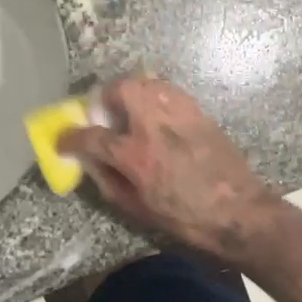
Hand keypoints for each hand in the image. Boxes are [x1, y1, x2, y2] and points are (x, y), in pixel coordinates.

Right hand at [58, 77, 287, 261]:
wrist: (237, 213)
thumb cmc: (184, 218)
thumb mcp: (136, 209)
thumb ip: (107, 182)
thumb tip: (90, 163)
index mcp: (136, 155)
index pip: (91, 136)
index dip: (71, 138)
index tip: (64, 140)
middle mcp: (155, 126)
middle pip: (121, 89)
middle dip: (105, 97)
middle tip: (104, 114)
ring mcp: (180, 115)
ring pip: (147, 83)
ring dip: (131, 92)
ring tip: (130, 111)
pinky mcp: (200, 113)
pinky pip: (170, 91)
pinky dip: (156, 96)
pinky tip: (157, 116)